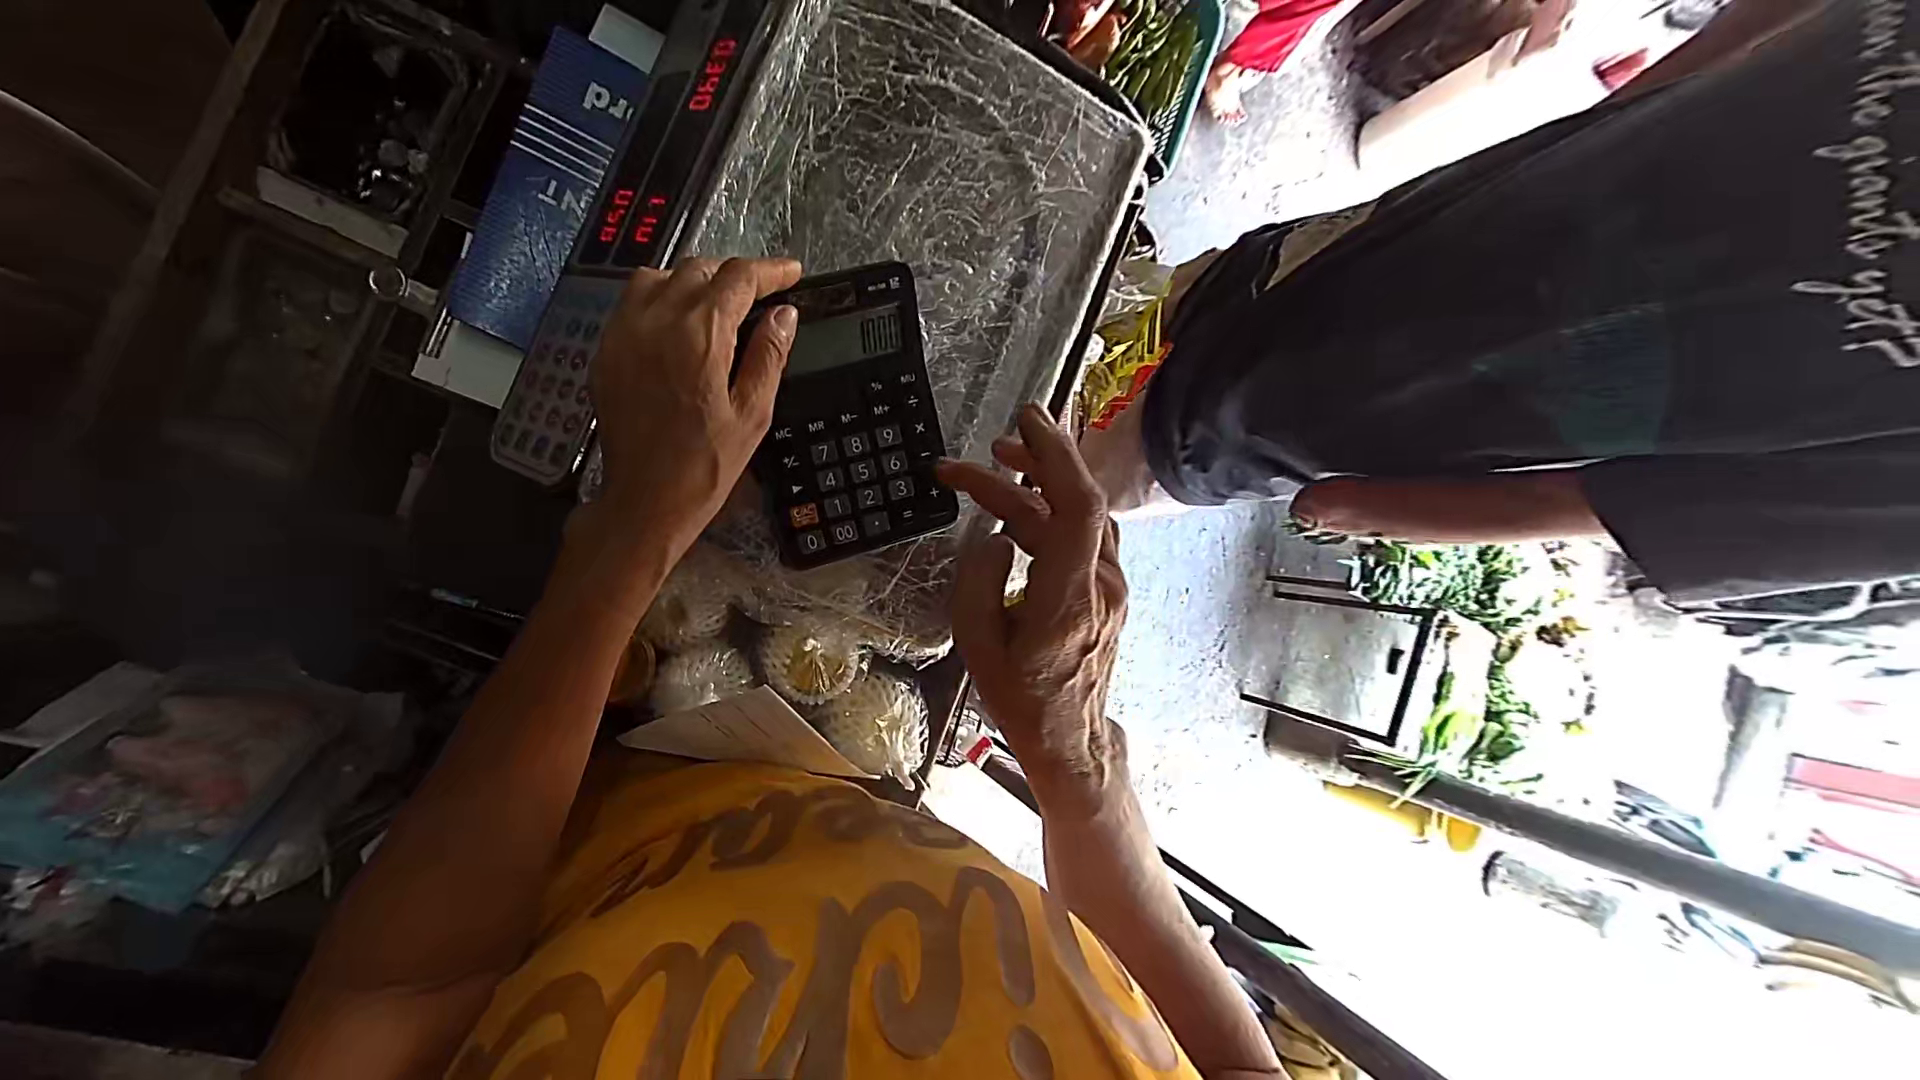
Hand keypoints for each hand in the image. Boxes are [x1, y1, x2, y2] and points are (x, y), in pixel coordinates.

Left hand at [588, 256, 801, 552]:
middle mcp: (656, 321)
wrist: (646, 498)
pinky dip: (662, 297)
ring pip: (661, 276)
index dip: (770, 271)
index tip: (791, 274)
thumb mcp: (753, 414)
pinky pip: (633, 300)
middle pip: (700, 269)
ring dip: (696, 281)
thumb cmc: (706, 464)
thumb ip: (769, 356)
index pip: (738, 278)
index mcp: (700, 336)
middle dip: (735, 275)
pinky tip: (678, 324)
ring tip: (719, 304)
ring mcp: (624, 332)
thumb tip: (784, 315)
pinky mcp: (606, 349)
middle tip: (762, 294)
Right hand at [938, 405, 1128, 814]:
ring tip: (1004, 461)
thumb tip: (994, 539)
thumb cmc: (1020, 700)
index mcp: (1067, 600)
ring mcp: (1112, 587)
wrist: (1069, 739)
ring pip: (1084, 515)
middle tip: (999, 439)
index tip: (1025, 424)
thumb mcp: (977, 645)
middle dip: (1041, 459)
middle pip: (1079, 502)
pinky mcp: (1109, 590)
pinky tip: (1029, 501)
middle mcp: (1101, 586)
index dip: (1055, 457)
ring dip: (1047, 482)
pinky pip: (1087, 534)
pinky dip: (1057, 508)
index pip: (1076, 510)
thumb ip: (978, 582)